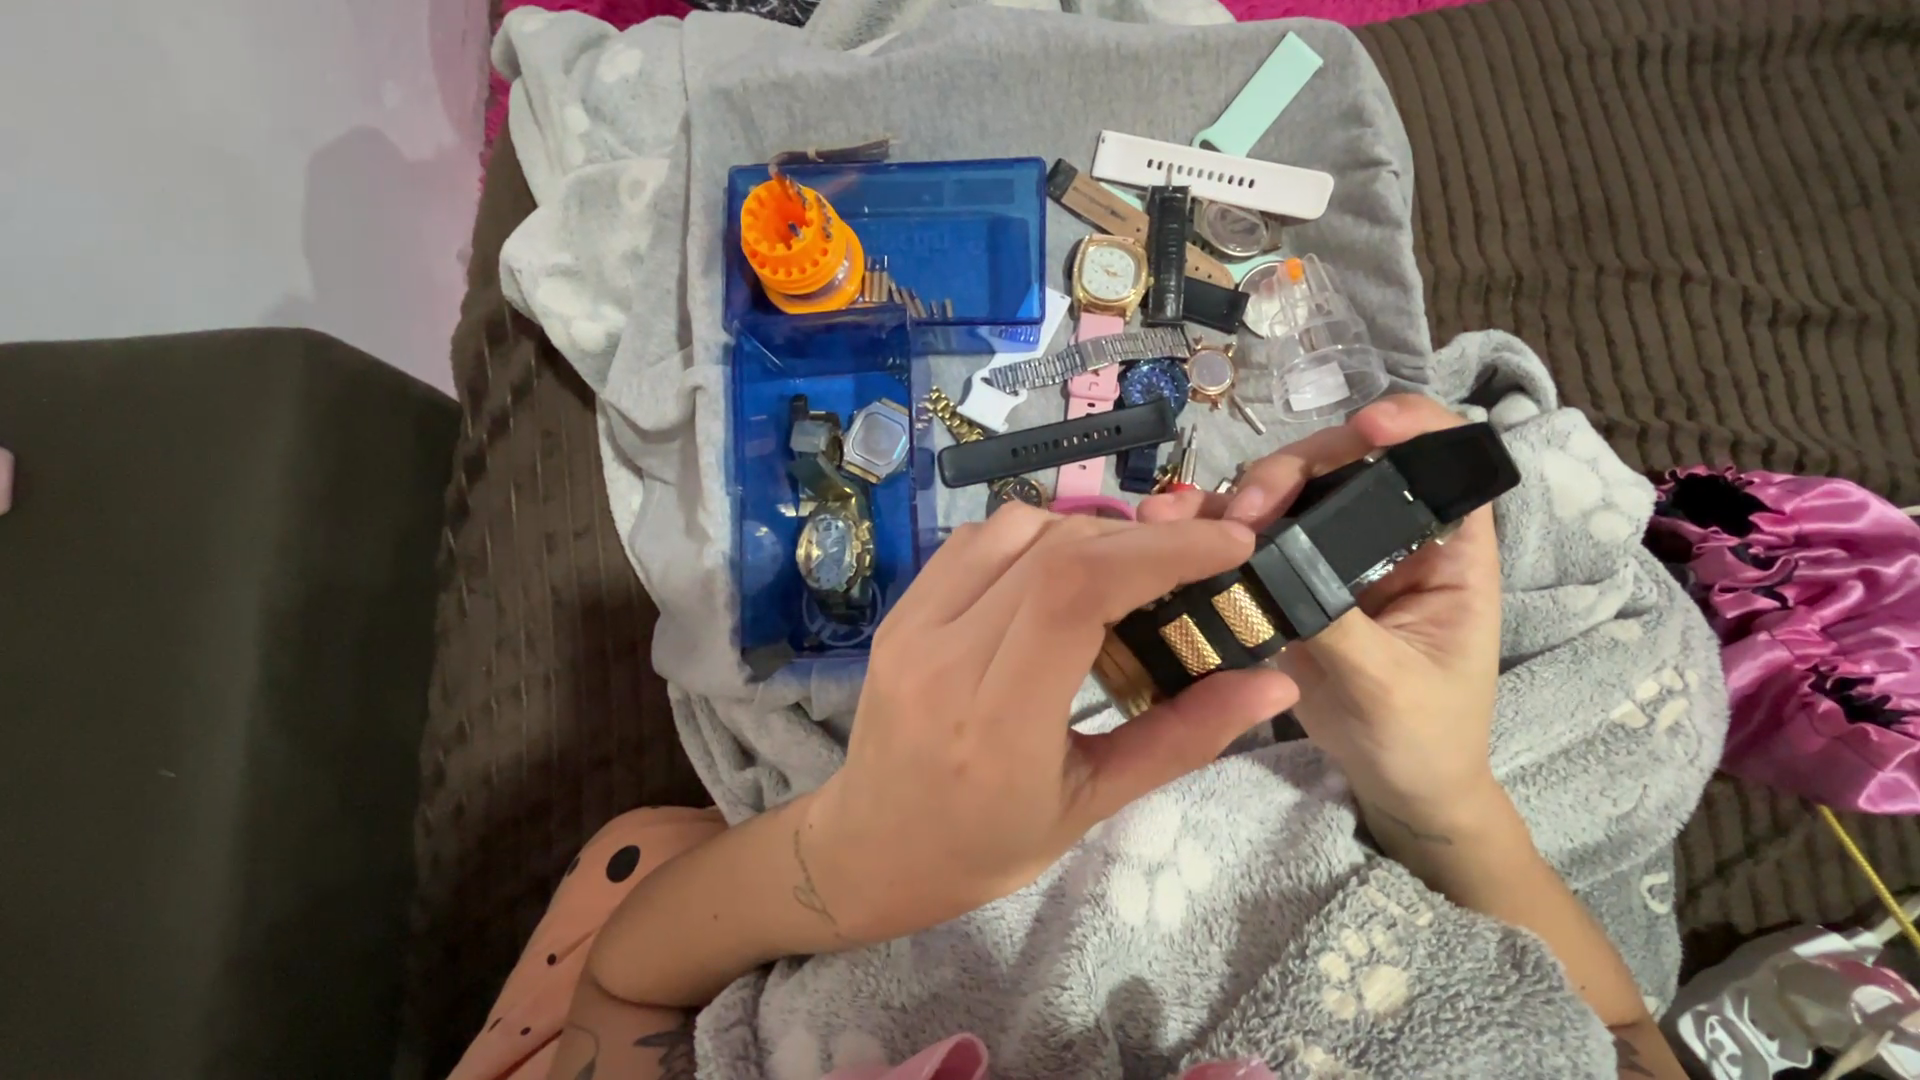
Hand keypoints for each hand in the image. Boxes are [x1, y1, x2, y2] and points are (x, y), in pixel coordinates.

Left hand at [800, 508, 1299, 944]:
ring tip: (1130, 566)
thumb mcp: (1091, 805)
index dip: (1160, 552)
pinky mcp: (899, 612)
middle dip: (1142, 536)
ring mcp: (912, 627)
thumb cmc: (985, 846)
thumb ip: (1181, 739)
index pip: (1075, 593)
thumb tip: (1271, 682)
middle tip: (1197, 552)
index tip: (1228, 542)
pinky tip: (1062, 569)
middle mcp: (945, 658)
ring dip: (1087, 529)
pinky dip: (1035, 535)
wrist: (871, 848)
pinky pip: (975, 541)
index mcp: (997, 723)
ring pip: (1013, 529)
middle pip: (1052, 549)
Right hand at [1138, 394, 1505, 828]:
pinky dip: (1208, 531)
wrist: (1395, 783)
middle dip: (1289, 470)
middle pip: (1342, 465)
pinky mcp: (1289, 580)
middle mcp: (1388, 538)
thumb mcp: (1389, 683)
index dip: (1412, 429)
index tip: (1366, 429)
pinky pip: (1248, 541)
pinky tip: (1166, 527)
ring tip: (1178, 514)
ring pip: (1285, 497)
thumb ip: (1338, 620)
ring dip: (1233, 496)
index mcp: (1446, 551)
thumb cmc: (1422, 735)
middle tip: (1246, 510)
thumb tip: (1274, 564)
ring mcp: (1332, 557)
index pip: (1441, 463)